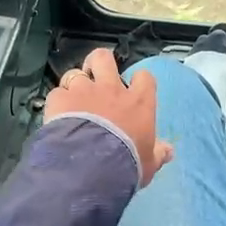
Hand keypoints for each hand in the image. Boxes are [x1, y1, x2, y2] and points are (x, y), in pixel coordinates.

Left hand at [45, 48, 174, 184]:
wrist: (90, 167)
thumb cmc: (126, 164)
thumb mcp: (148, 164)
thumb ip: (157, 153)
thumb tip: (169, 151)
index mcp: (138, 102)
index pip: (144, 77)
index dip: (138, 80)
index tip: (133, 90)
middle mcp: (111, 89)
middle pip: (104, 58)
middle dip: (99, 63)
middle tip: (95, 76)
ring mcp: (84, 91)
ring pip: (76, 73)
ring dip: (74, 84)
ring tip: (72, 100)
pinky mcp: (61, 100)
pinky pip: (57, 93)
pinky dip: (57, 102)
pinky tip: (56, 116)